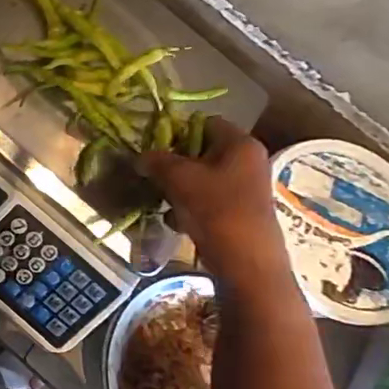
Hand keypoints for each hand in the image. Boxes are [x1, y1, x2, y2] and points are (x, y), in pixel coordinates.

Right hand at [137, 118, 291, 287]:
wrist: (247, 266)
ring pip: (202, 178)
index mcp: (241, 144)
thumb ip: (157, 161)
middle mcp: (248, 162)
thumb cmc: (217, 212)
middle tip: (153, 175)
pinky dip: (189, 208)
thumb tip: (140, 157)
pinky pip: (208, 201)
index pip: (204, 122)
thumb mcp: (180, 179)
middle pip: (202, 151)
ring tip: (162, 201)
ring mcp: (246, 189)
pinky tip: (175, 222)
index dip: (176, 131)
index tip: (154, 148)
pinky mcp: (240, 214)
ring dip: (178, 188)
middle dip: (174, 164)